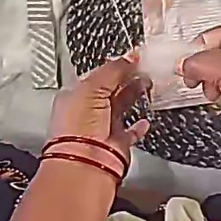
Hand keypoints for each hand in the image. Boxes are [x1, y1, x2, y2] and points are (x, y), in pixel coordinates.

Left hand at [46, 55, 150, 169]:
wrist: (85, 163)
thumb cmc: (77, 128)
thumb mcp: (93, 87)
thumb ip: (113, 70)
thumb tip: (128, 57)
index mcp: (74, 97)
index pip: (97, 76)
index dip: (114, 67)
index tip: (131, 59)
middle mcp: (87, 113)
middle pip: (110, 90)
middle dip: (126, 78)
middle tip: (142, 68)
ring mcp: (102, 129)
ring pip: (121, 107)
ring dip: (134, 95)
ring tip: (146, 84)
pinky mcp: (116, 144)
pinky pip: (130, 132)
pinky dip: (139, 126)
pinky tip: (144, 120)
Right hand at [177, 24, 220, 122]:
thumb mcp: (218, 65)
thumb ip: (194, 63)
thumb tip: (182, 65)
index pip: (210, 37)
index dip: (195, 52)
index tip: (186, 68)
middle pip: (216, 57)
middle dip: (206, 73)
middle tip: (202, 83)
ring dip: (216, 87)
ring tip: (220, 94)